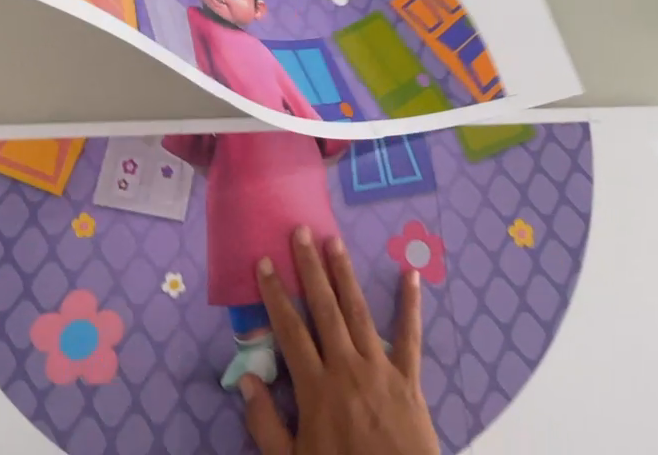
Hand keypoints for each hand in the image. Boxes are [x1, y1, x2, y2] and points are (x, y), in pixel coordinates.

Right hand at [244, 227, 437, 454]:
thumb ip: (265, 424)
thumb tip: (245, 380)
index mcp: (315, 388)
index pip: (290, 330)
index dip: (275, 294)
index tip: (264, 263)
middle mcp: (346, 368)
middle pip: (324, 309)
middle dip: (310, 269)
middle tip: (301, 232)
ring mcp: (380, 369)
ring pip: (359, 312)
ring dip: (346, 275)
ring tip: (335, 242)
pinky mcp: (409, 379)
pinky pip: (410, 337)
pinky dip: (411, 305)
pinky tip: (412, 274)